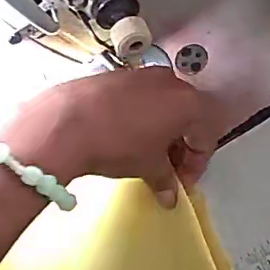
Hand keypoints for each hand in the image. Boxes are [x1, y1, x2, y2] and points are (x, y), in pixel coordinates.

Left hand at [0, 67, 224, 207]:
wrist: (65, 123)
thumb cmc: (116, 143)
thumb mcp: (148, 166)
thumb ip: (166, 180)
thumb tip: (169, 194)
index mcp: (189, 103)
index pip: (205, 136)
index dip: (197, 163)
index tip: (184, 181)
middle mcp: (170, 82)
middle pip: (188, 116)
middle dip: (181, 145)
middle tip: (170, 170)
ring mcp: (143, 75)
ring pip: (164, 105)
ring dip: (162, 130)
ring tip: (147, 155)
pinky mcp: (117, 75)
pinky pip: (141, 98)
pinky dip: (142, 118)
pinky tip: (126, 137)